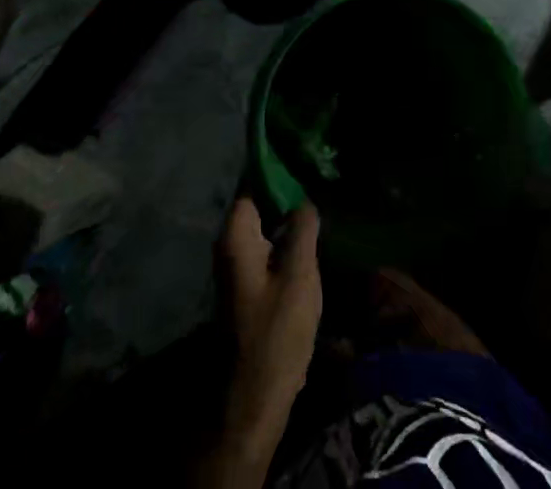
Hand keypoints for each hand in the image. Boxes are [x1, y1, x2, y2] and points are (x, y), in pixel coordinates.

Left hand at [203, 198, 320, 487]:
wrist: (252, 396)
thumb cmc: (275, 332)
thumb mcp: (299, 276)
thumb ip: (303, 231)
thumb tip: (305, 200)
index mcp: (236, 236)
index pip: (251, 184)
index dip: (276, 169)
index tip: (303, 154)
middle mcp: (229, 245)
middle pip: (257, 203)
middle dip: (286, 189)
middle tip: (320, 175)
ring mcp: (238, 266)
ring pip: (264, 226)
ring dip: (288, 214)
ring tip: (321, 199)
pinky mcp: (248, 284)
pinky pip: (267, 246)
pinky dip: (286, 237)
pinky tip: (312, 236)